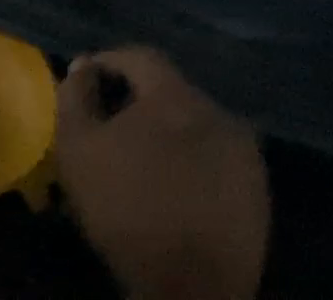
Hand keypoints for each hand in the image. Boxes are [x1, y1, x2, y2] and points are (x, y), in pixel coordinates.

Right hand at [56, 48, 269, 299]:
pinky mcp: (258, 188)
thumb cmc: (126, 209)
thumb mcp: (77, 147)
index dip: (110, 61)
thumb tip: (83, 65)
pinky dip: (191, 156)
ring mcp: (245, 152)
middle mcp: (219, 112)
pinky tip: (172, 181)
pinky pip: (215, 153)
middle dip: (138, 98)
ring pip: (195, 121)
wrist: (191, 289)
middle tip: (111, 121)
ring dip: (167, 128)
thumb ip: (75, 95)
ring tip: (141, 155)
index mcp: (176, 97)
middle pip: (170, 89)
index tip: (88, 79)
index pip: (140, 56)